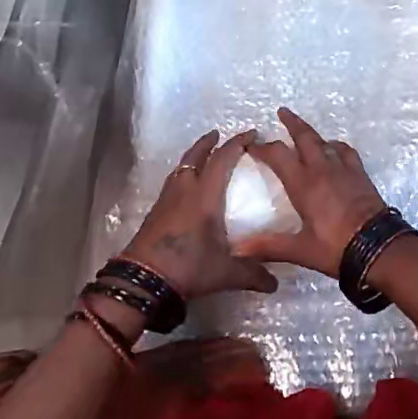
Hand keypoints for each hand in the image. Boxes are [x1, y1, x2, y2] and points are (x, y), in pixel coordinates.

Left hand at [121, 130, 278, 298]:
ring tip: (203, 158)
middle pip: (194, 157)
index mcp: (204, 196)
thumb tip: (274, 283)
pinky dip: (182, 176)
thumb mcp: (225, 273)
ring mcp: (166, 200)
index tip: (251, 135)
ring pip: (180, 169)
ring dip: (192, 158)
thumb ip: (252, 274)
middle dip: (207, 143)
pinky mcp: (155, 212)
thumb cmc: (188, 267)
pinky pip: (172, 183)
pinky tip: (186, 187)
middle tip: (218, 135)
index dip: (237, 143)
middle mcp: (184, 191)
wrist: (143, 279)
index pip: (222, 160)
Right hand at [236, 108, 387, 275]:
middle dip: (292, 123)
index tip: (251, 145)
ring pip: (325, 141)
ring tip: (304, 130)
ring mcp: (344, 169)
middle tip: (282, 112)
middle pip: (304, 137)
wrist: (379, 247)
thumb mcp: (300, 250)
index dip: (262, 148)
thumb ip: (268, 246)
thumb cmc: (336, 247)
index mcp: (303, 184)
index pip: (278, 155)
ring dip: (312, 133)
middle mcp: (322, 170)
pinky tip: (334, 149)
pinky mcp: (360, 175)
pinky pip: (346, 151)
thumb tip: (237, 249)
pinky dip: (336, 146)